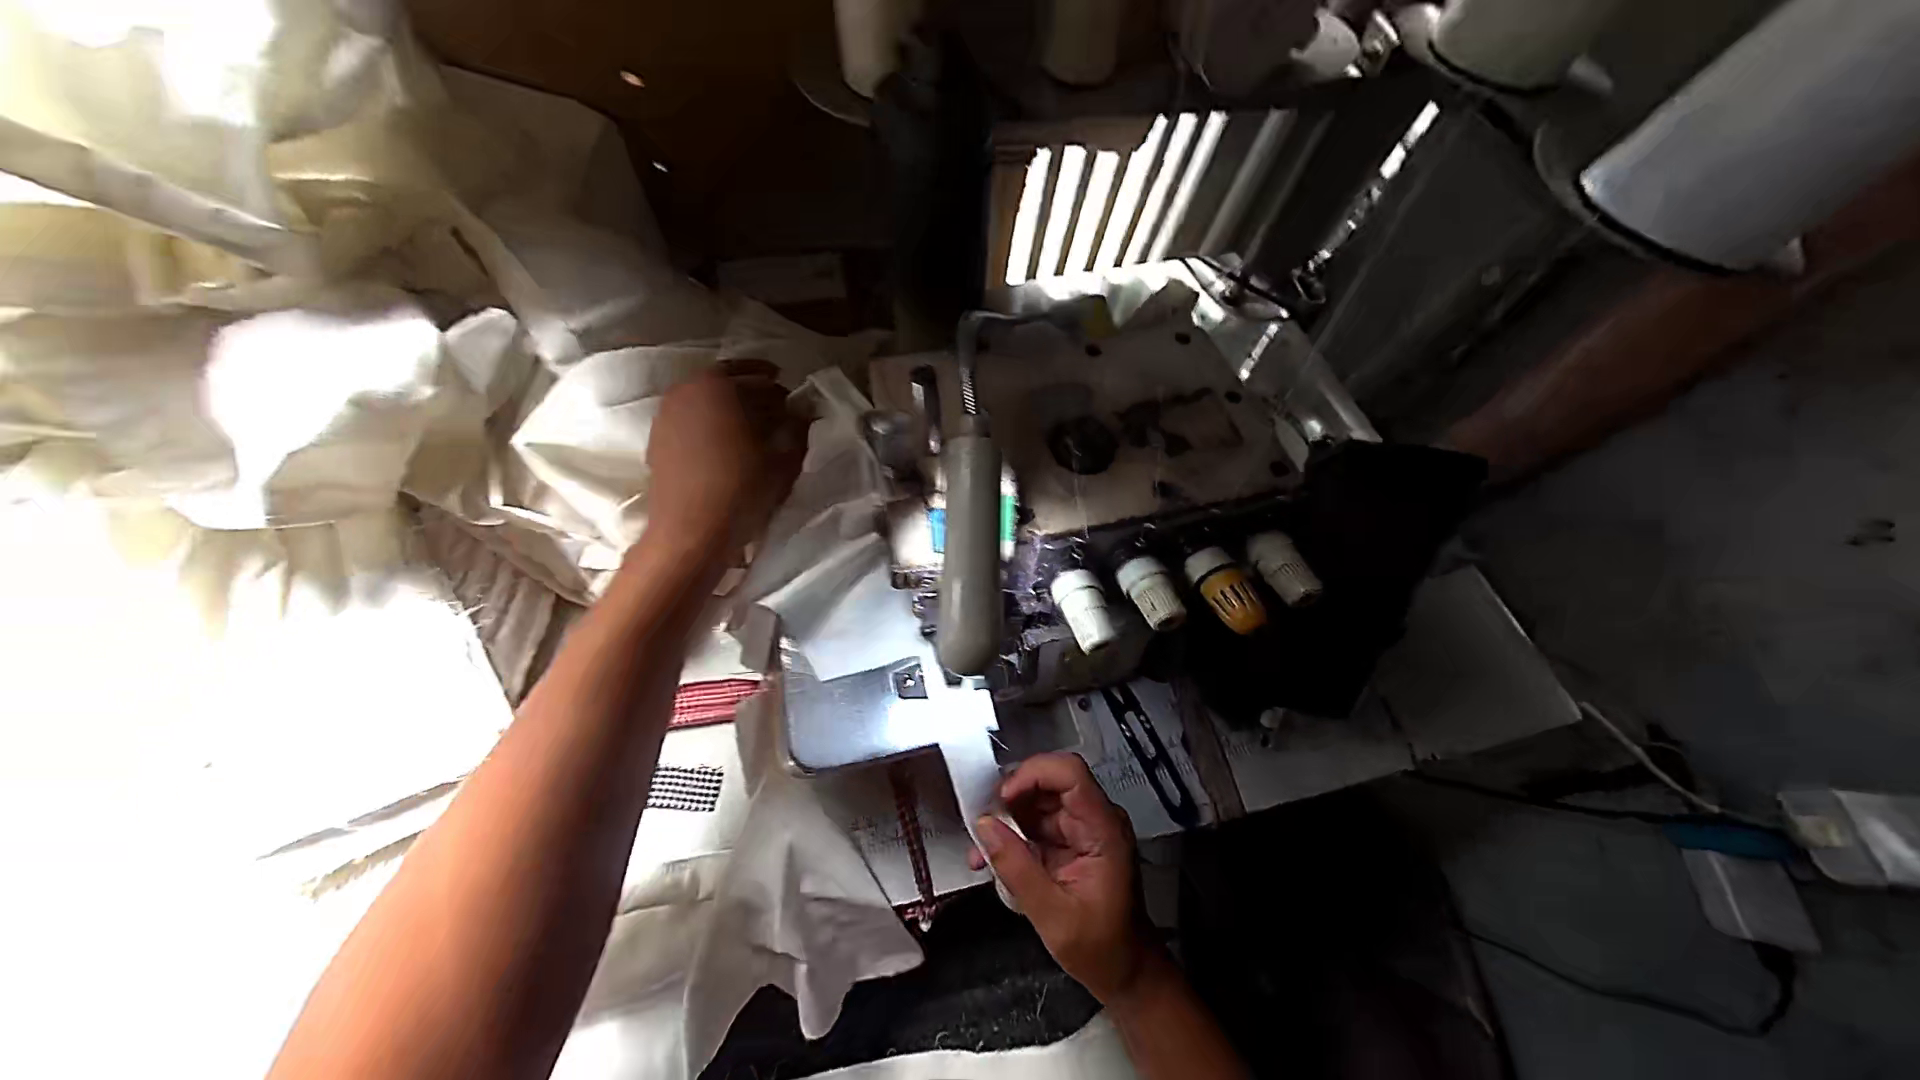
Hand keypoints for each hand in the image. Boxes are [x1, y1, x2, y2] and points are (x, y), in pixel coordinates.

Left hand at [646, 359, 806, 557]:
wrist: (691, 534)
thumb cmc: (741, 491)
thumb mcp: (783, 460)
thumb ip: (797, 428)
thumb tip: (804, 412)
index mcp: (718, 385)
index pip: (760, 376)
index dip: (782, 390)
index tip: (796, 405)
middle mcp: (687, 390)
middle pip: (728, 382)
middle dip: (755, 394)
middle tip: (778, 413)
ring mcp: (667, 415)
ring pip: (707, 401)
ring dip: (731, 409)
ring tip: (755, 432)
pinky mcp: (658, 440)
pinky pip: (692, 420)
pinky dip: (712, 426)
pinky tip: (729, 448)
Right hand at [969, 752, 1153, 1003]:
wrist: (1125, 971)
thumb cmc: (1101, 948)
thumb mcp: (1053, 915)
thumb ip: (1016, 868)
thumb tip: (984, 827)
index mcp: (1103, 829)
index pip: (1070, 774)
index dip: (1033, 774)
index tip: (1002, 798)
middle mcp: (1095, 819)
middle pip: (1049, 781)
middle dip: (1011, 798)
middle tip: (984, 824)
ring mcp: (1082, 828)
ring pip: (1038, 800)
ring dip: (1007, 818)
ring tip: (982, 847)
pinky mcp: (1070, 840)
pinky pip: (1037, 822)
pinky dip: (1013, 834)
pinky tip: (994, 856)